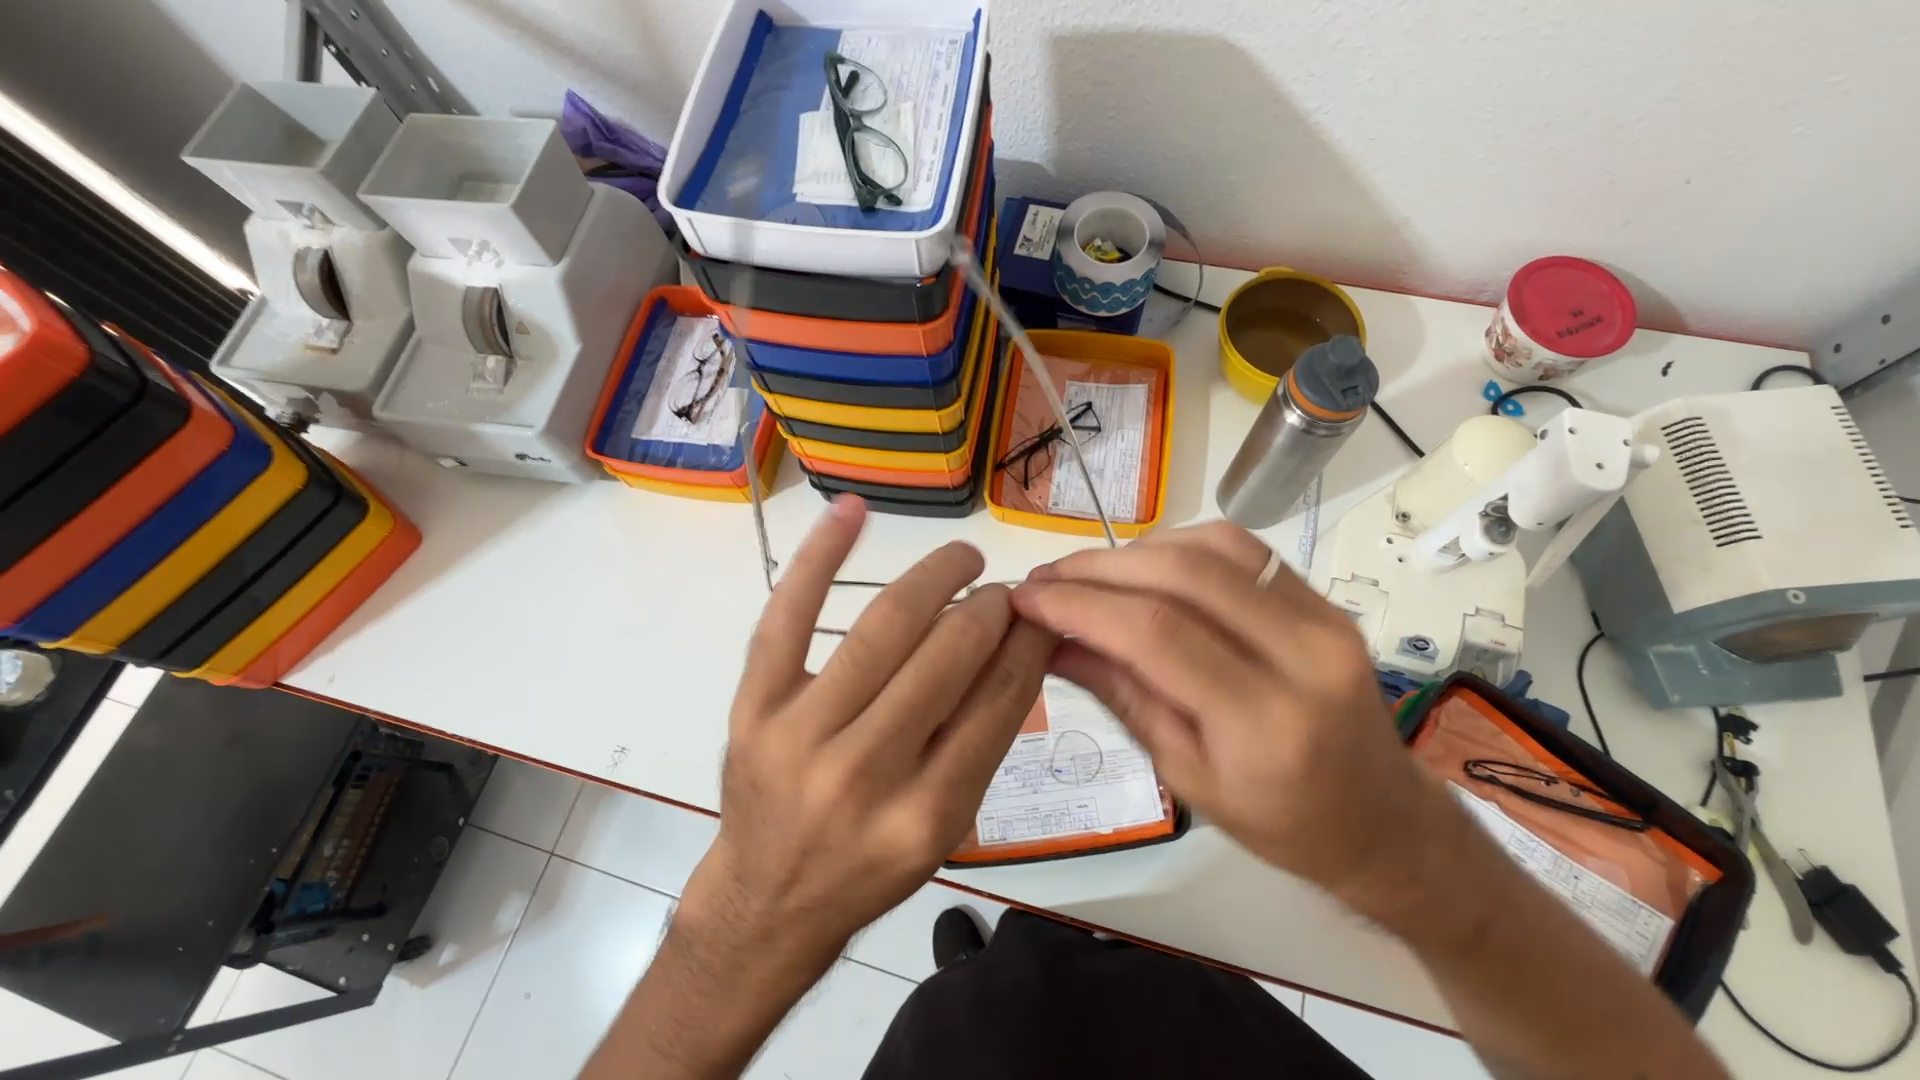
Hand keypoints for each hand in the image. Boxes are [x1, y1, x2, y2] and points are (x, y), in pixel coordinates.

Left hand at [683, 495, 1056, 967]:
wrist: (769, 900)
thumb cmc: (870, 866)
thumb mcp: (946, 829)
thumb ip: (982, 741)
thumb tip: (1020, 645)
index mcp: (928, 811)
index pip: (998, 700)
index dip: (1028, 641)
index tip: (1040, 611)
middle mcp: (867, 773)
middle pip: (948, 656)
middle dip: (989, 608)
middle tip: (1002, 591)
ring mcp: (801, 734)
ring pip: (884, 628)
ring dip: (935, 577)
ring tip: (963, 559)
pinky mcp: (755, 706)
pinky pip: (787, 617)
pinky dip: (820, 557)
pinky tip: (852, 511)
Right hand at [1011, 522, 1459, 919]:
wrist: (1380, 819)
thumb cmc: (1278, 821)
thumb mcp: (1185, 775)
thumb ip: (1121, 694)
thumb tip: (1050, 638)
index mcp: (1266, 723)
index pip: (1156, 633)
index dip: (1080, 605)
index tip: (1025, 598)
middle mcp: (1305, 656)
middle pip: (1184, 575)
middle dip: (1099, 568)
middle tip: (1046, 579)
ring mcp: (1325, 619)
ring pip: (1215, 546)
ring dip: (1137, 550)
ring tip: (1087, 575)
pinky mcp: (1326, 601)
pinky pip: (1244, 550)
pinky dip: (1181, 546)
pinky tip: (1144, 568)